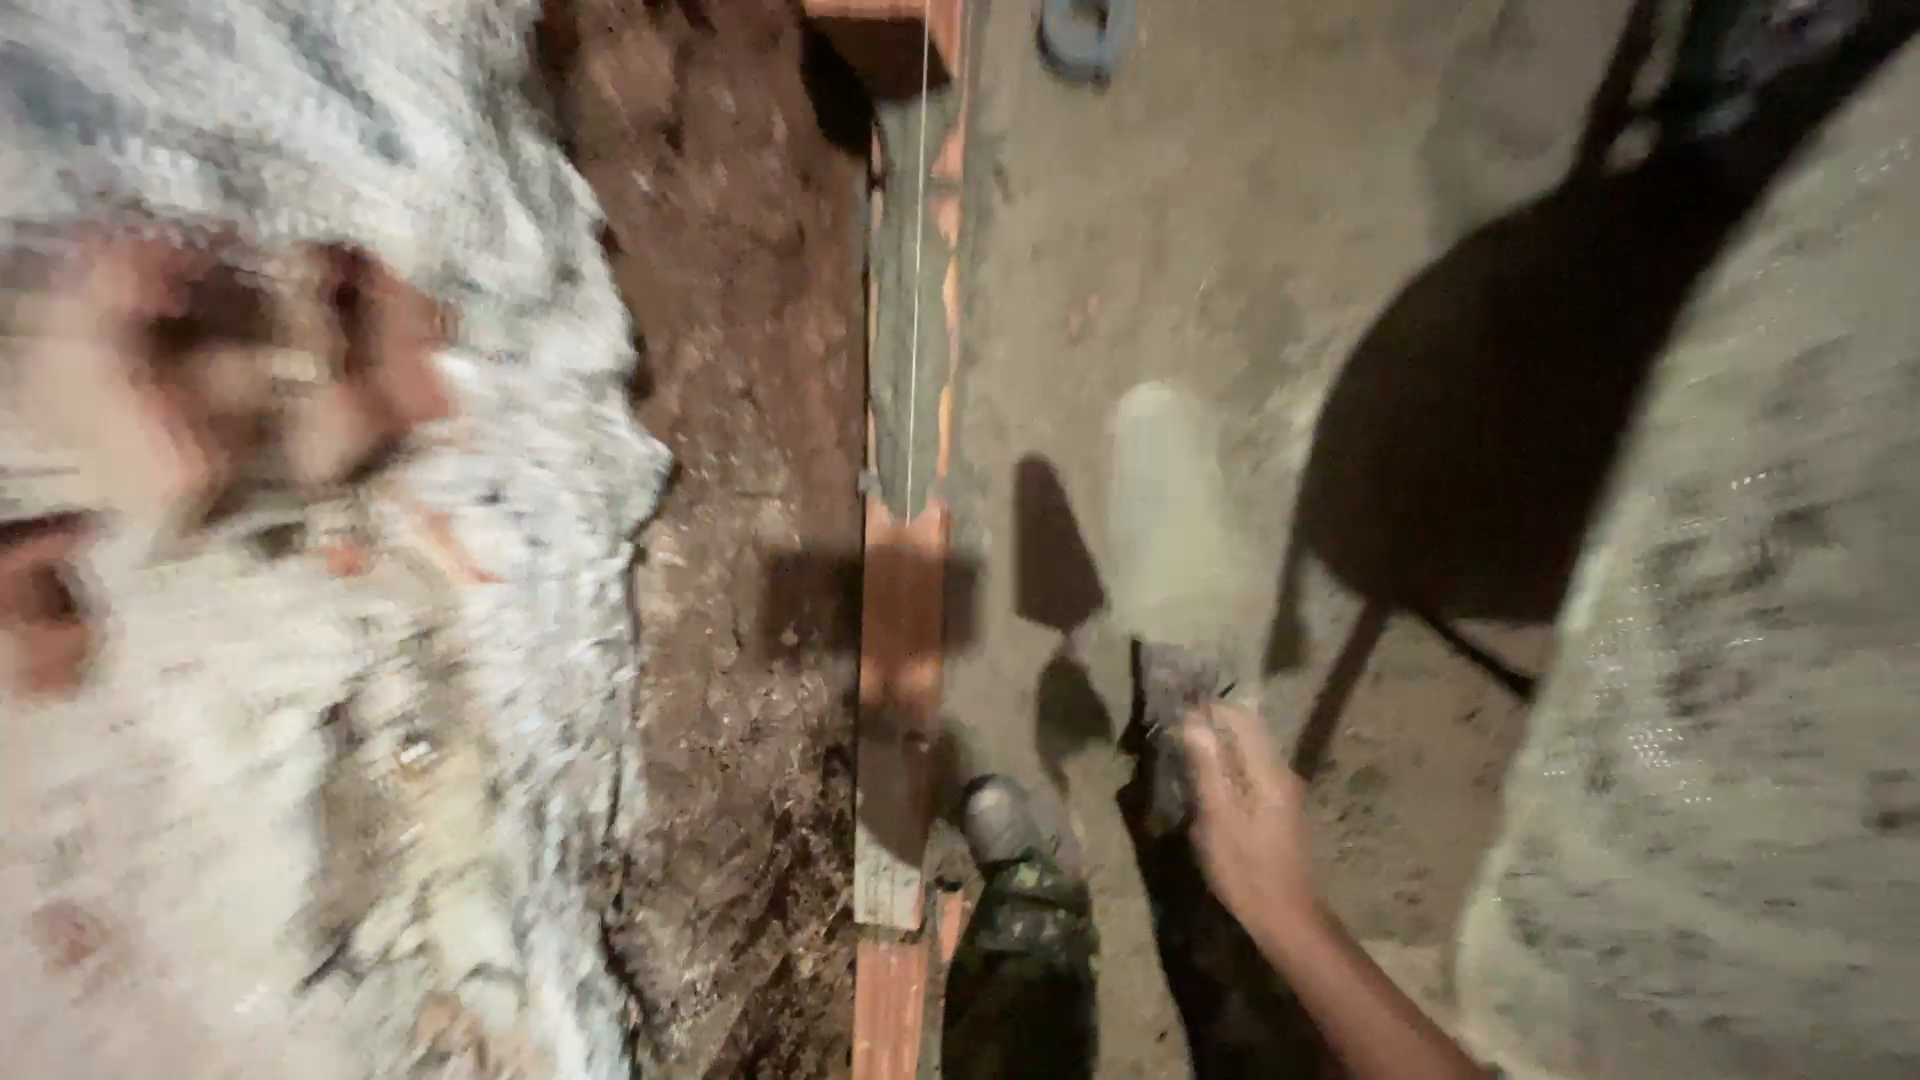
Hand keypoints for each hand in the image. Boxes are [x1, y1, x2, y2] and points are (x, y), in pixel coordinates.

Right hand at [1182, 703, 1317, 936]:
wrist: (1286, 917)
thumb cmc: (1246, 868)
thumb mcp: (1217, 817)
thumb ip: (1207, 766)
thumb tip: (1192, 720)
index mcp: (1268, 771)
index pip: (1242, 717)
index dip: (1210, 707)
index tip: (1177, 708)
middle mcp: (1280, 773)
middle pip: (1248, 730)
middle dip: (1213, 722)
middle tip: (1176, 728)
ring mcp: (1282, 791)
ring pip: (1249, 749)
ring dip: (1219, 742)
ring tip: (1185, 749)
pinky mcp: (1277, 807)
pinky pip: (1250, 768)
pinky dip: (1227, 763)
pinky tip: (1206, 778)